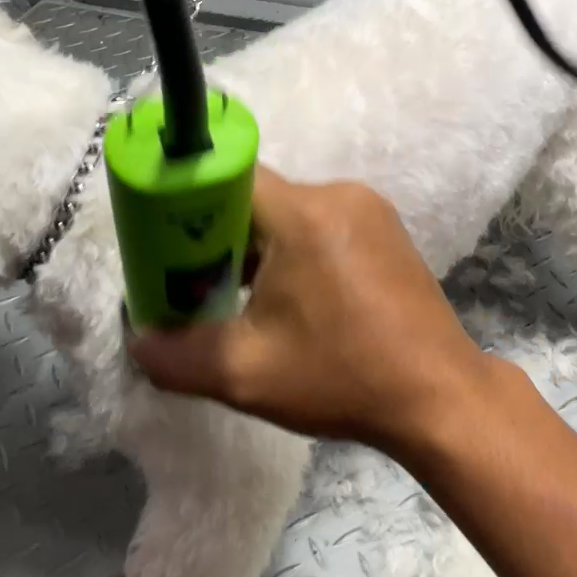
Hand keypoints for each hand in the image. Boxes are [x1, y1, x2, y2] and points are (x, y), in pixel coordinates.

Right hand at [129, 166, 492, 449]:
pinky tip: (297, 302)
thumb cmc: (343, 377)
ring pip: (291, 214)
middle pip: (257, 198)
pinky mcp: (388, 232)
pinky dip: (297, 253)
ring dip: (260, 250)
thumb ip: (176, 356)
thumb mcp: (245, 374)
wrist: (439, 397)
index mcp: (304, 213)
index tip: (171, 254)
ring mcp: (371, 211)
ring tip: (247, 304)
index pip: (226, 179)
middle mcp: (340, 194)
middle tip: (201, 290)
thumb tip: (138, 341)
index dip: (188, 209)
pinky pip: (323, 226)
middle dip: (220, 239)